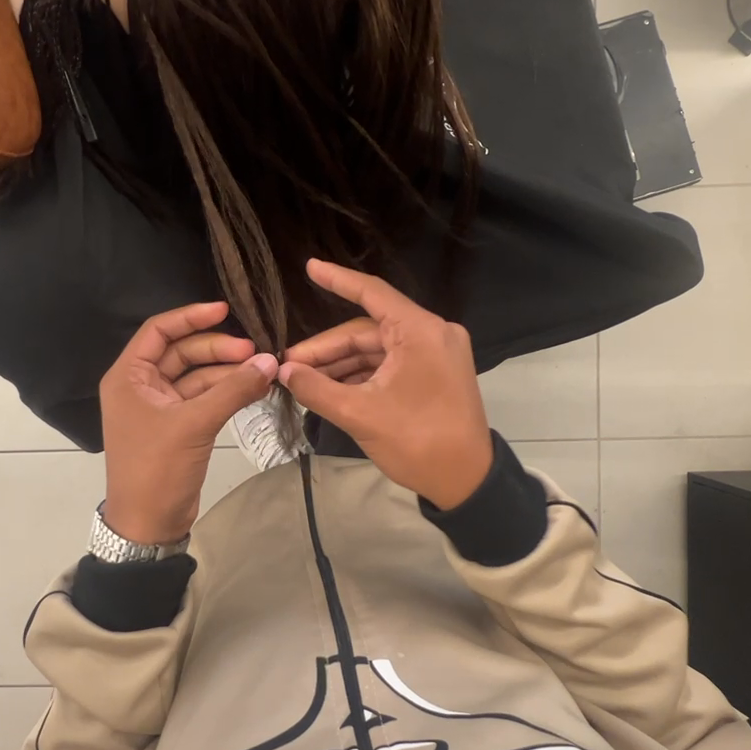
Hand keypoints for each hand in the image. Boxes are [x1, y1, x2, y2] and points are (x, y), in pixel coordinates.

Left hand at [101, 301, 277, 544]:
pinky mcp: (178, 426)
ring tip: (262, 370)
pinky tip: (254, 388)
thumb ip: (232, 390)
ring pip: (197, 377)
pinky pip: (203, 399)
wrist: (148, 524)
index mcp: (128, 377)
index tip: (224, 309)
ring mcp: (160, 407)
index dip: (191, 317)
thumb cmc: (156, 468)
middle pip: (181, 353)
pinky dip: (226, 393)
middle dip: (217, 349)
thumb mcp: (194, 424)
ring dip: (226, 372)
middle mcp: (141, 386)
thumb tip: (270, 361)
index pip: (158, 331)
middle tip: (254, 352)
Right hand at [278, 259, 491, 509]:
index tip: (310, 267)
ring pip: (376, 350)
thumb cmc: (417, 442)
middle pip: (367, 330)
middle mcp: (432, 334)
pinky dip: (360, 375)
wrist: (466, 482)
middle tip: (289, 367)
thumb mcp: (360, 415)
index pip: (372, 294)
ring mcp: (435, 355)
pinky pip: (389, 365)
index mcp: (421, 332)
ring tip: (302, 381)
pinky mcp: (434, 375)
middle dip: (327, 349)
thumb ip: (317, 389)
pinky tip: (329, 389)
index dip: (338, 280)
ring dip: (340, 365)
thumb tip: (284, 371)